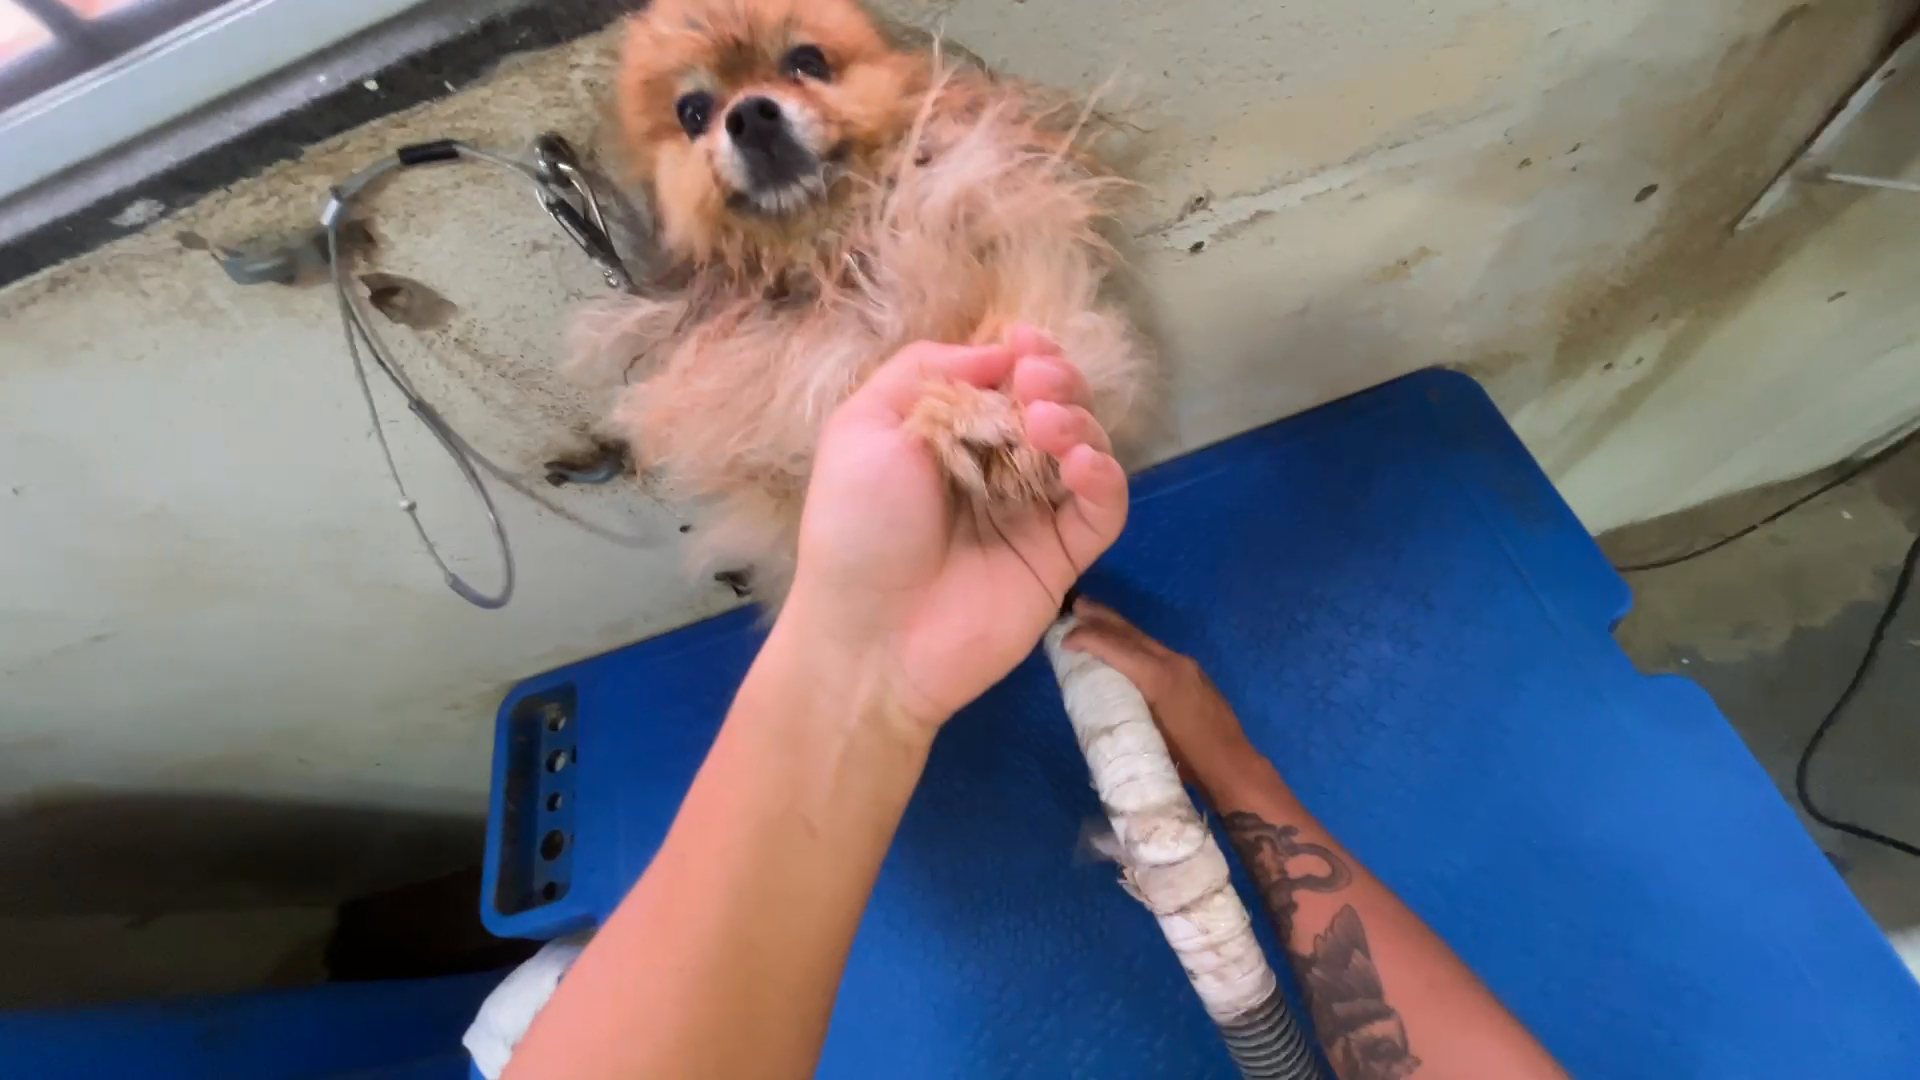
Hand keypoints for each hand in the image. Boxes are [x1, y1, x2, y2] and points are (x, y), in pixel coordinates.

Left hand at [778, 329, 1128, 735]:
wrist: (869, 635)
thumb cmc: (857, 527)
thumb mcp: (863, 427)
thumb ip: (924, 374)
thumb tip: (995, 353)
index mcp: (951, 437)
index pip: (1006, 382)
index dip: (1024, 356)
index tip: (1024, 344)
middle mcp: (997, 469)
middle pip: (1054, 408)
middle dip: (1055, 381)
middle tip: (1037, 382)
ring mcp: (1032, 514)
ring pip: (1086, 450)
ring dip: (1079, 421)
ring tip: (1046, 424)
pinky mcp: (1062, 557)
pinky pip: (1102, 510)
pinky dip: (1105, 478)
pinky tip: (1081, 465)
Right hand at [1062, 599, 1269, 798]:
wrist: (1233, 765)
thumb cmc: (1189, 759)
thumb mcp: (1147, 735)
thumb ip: (1123, 711)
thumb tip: (1096, 703)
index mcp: (1158, 676)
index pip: (1117, 647)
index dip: (1088, 638)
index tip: (1064, 639)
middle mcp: (1173, 662)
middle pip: (1130, 633)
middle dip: (1101, 618)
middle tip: (1075, 607)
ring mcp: (1185, 665)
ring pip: (1143, 638)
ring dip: (1117, 628)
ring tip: (1094, 617)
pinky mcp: (1192, 672)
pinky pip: (1155, 649)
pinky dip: (1132, 642)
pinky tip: (1123, 646)